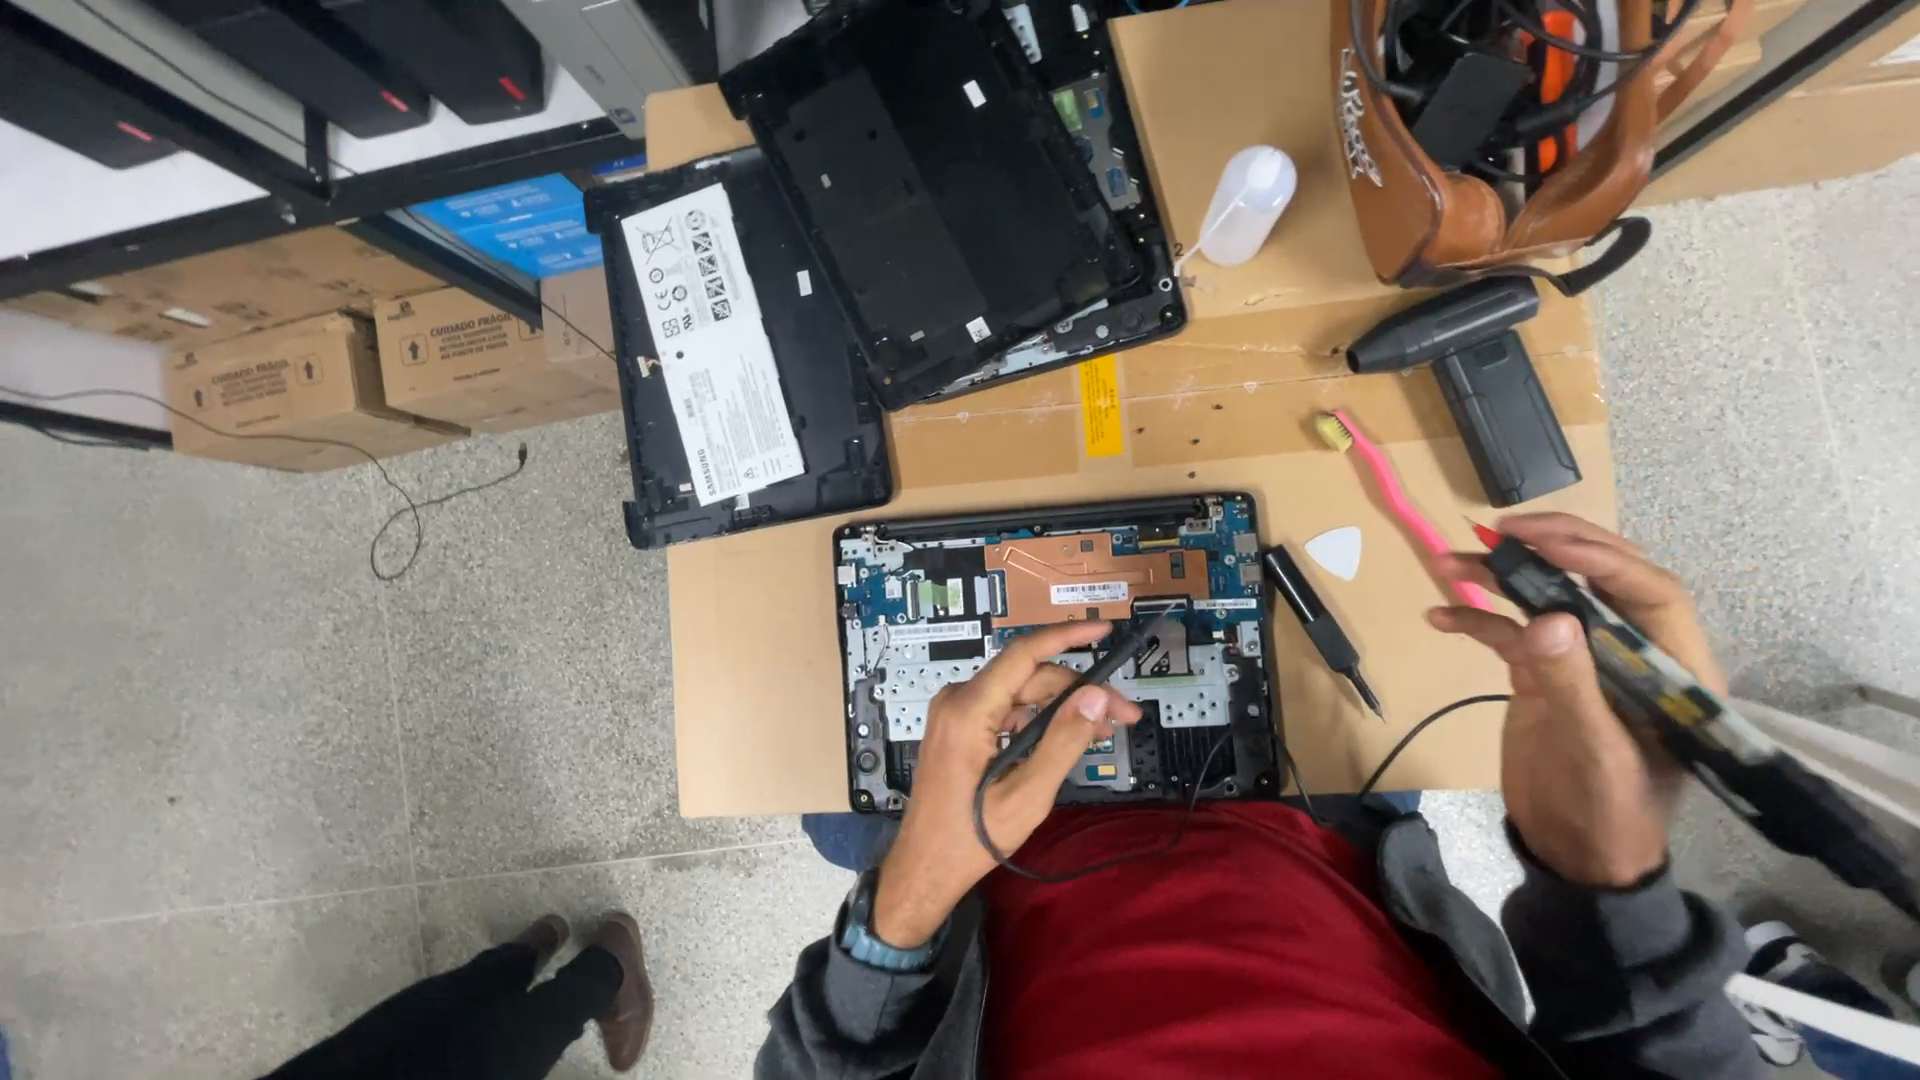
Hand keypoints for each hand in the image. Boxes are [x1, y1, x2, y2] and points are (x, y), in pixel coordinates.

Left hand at [871, 620, 1141, 946]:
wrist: (923, 868)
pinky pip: (1004, 711)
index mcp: (969, 710)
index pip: (1024, 654)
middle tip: (1122, 715)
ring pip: (1019, 694)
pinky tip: (1066, 738)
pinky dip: (1037, 720)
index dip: (1067, 636)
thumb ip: (1064, 742)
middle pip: (1028, 676)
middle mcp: (957, 700)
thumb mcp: (1028, 795)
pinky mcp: (958, 727)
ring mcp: (954, 713)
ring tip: (1102, 730)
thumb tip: (1096, 698)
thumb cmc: (971, 839)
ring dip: (1061, 707)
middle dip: (1078, 691)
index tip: (1103, 629)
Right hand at [1428, 513, 1726, 887]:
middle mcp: (1630, 653)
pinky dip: (1474, 620)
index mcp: (1671, 668)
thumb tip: (1549, 618)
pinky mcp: (1542, 675)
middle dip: (1551, 548)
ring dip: (1497, 578)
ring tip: (1448, 561)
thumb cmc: (1603, 810)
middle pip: (1598, 580)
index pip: (1648, 592)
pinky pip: (1509, 633)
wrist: (1570, 851)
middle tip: (1500, 530)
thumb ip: (1570, 683)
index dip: (1600, 559)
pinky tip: (1439, 616)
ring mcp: (1583, 662)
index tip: (1542, 543)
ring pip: (1546, 599)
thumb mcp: (1590, 750)